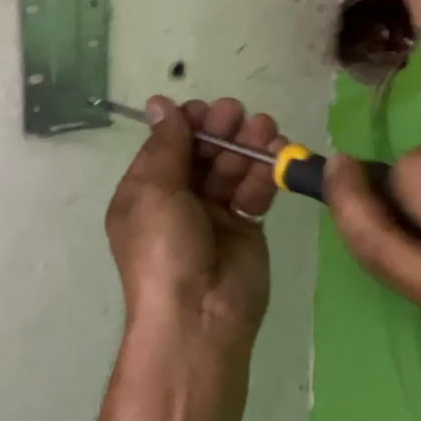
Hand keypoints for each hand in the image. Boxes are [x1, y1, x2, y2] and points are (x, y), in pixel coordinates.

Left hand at [105, 97, 284, 345]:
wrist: (198, 316)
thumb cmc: (163, 249)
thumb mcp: (154, 191)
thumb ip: (166, 145)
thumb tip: (159, 103)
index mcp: (144, 191)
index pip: (167, 146)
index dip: (186, 124)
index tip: (205, 109)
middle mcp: (176, 200)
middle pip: (201, 152)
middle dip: (219, 130)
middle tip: (238, 114)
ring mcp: (212, 214)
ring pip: (231, 167)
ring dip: (246, 145)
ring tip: (264, 127)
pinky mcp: (245, 228)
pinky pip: (254, 191)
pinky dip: (265, 172)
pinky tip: (276, 154)